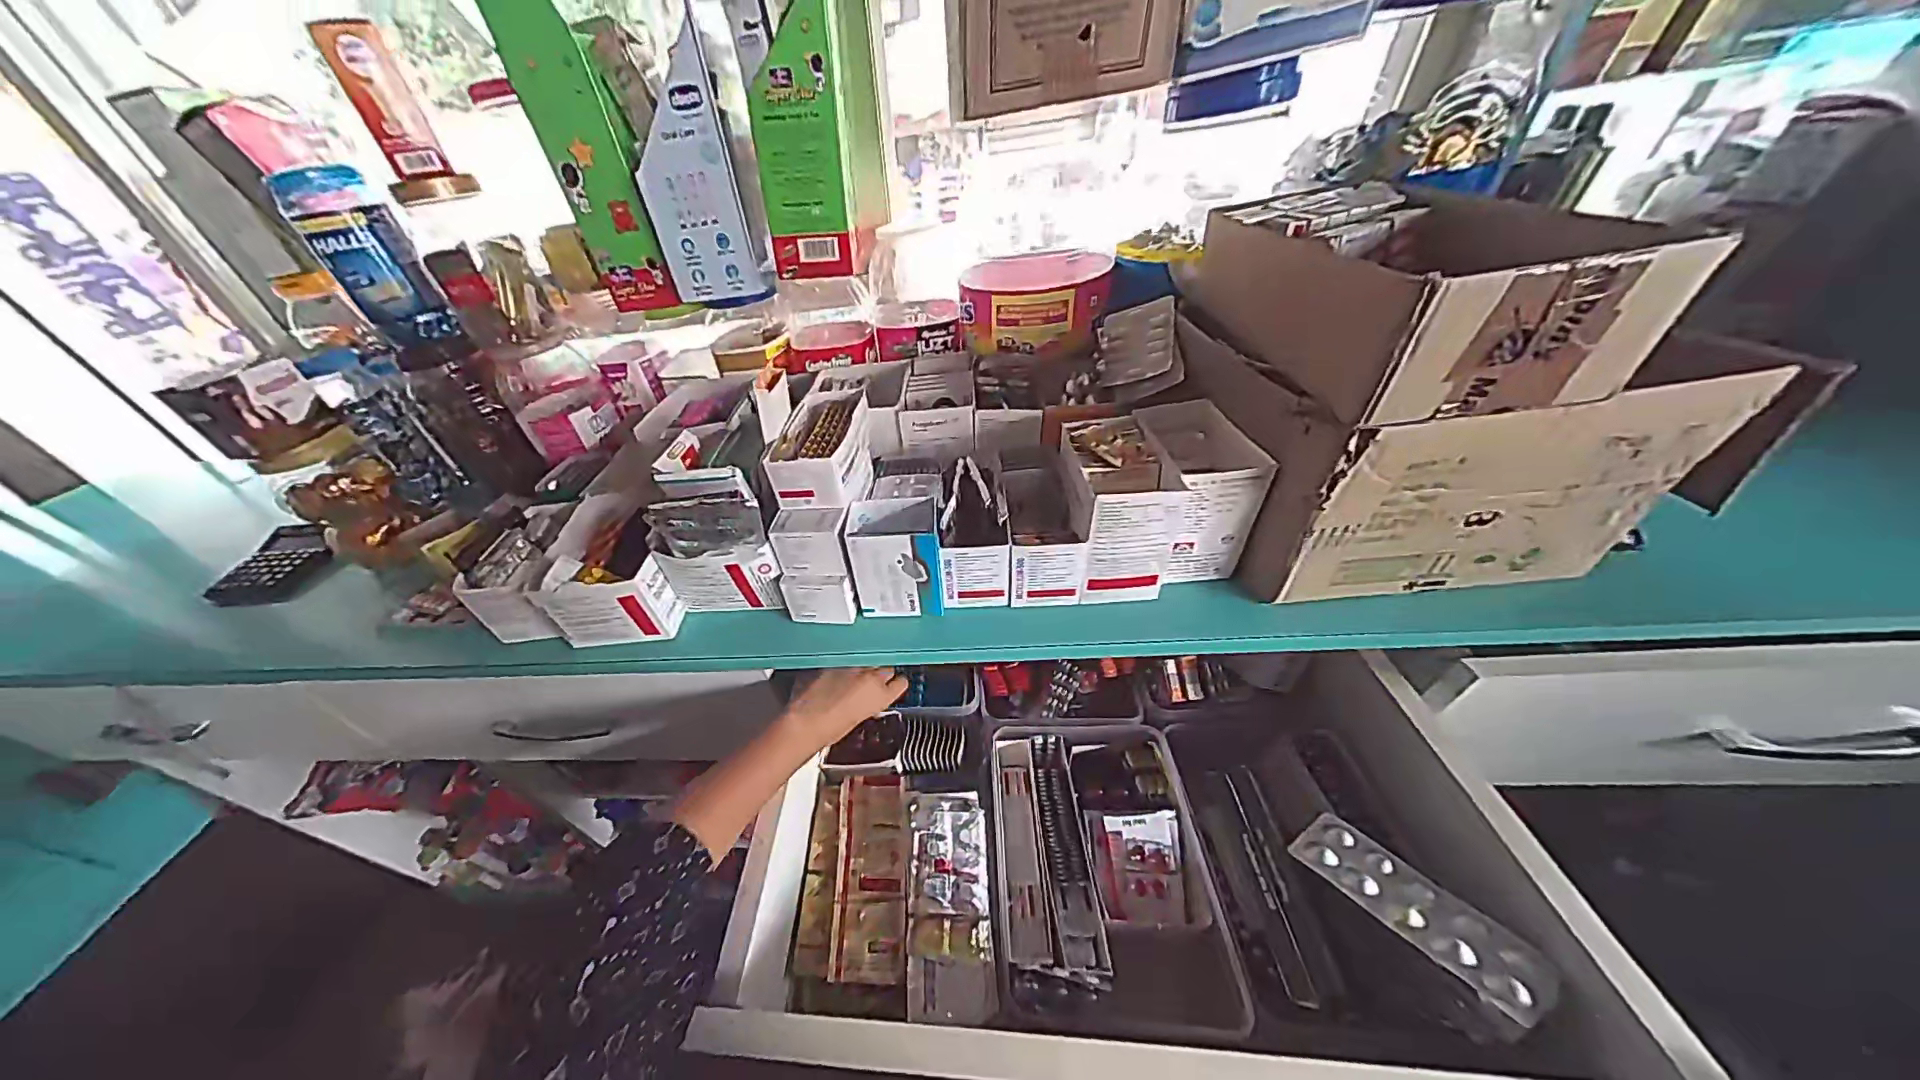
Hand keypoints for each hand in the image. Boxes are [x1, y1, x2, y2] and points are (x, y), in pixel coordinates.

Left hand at [781, 667, 907, 749]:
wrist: (807, 721)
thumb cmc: (830, 728)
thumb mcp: (860, 718)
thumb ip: (869, 703)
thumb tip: (866, 699)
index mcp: (881, 696)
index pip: (901, 683)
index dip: (895, 684)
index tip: (892, 685)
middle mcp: (872, 677)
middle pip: (886, 668)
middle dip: (880, 673)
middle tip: (869, 683)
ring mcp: (854, 666)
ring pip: (868, 660)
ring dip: (863, 667)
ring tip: (852, 678)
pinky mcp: (838, 661)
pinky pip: (847, 659)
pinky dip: (845, 665)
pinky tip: (836, 675)